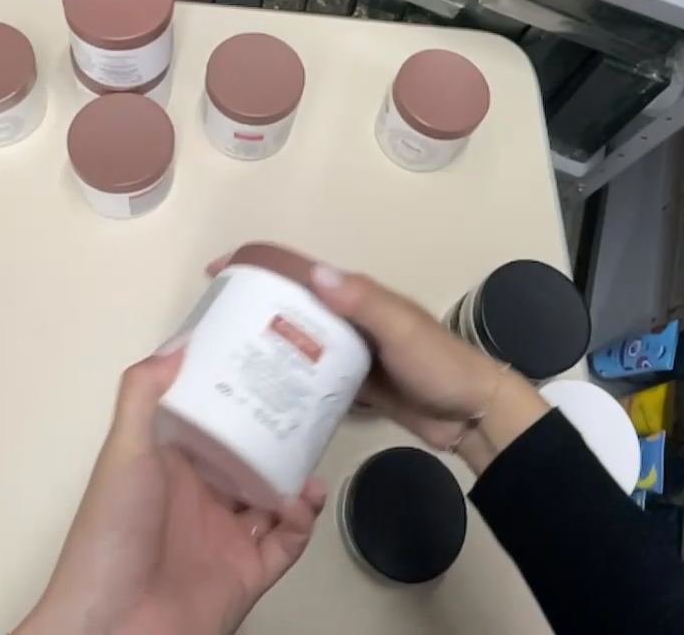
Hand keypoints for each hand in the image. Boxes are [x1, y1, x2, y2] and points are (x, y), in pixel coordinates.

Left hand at [15, 347, 326, 634]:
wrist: (113, 631)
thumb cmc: (112, 533)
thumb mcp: (123, 452)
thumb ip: (143, 394)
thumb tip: (181, 342)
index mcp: (175, 464)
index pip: (214, 418)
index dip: (239, 391)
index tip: (267, 361)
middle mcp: (203, 494)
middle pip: (252, 453)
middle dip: (279, 429)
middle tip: (308, 401)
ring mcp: (228, 533)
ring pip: (277, 493)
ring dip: (299, 473)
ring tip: (315, 451)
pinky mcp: (249, 571)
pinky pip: (288, 541)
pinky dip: (303, 520)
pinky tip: (305, 500)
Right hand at [207, 253, 548, 474]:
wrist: (471, 416)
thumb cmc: (438, 364)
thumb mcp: (402, 328)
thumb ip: (364, 302)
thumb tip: (315, 272)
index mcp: (357, 295)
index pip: (301, 271)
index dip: (261, 266)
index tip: (218, 271)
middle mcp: (347, 318)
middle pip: (293, 306)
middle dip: (253, 307)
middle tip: (212, 325)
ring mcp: (349, 354)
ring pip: (299, 342)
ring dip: (267, 344)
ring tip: (225, 360)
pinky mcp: (352, 385)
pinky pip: (312, 376)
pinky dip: (288, 379)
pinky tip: (261, 393)